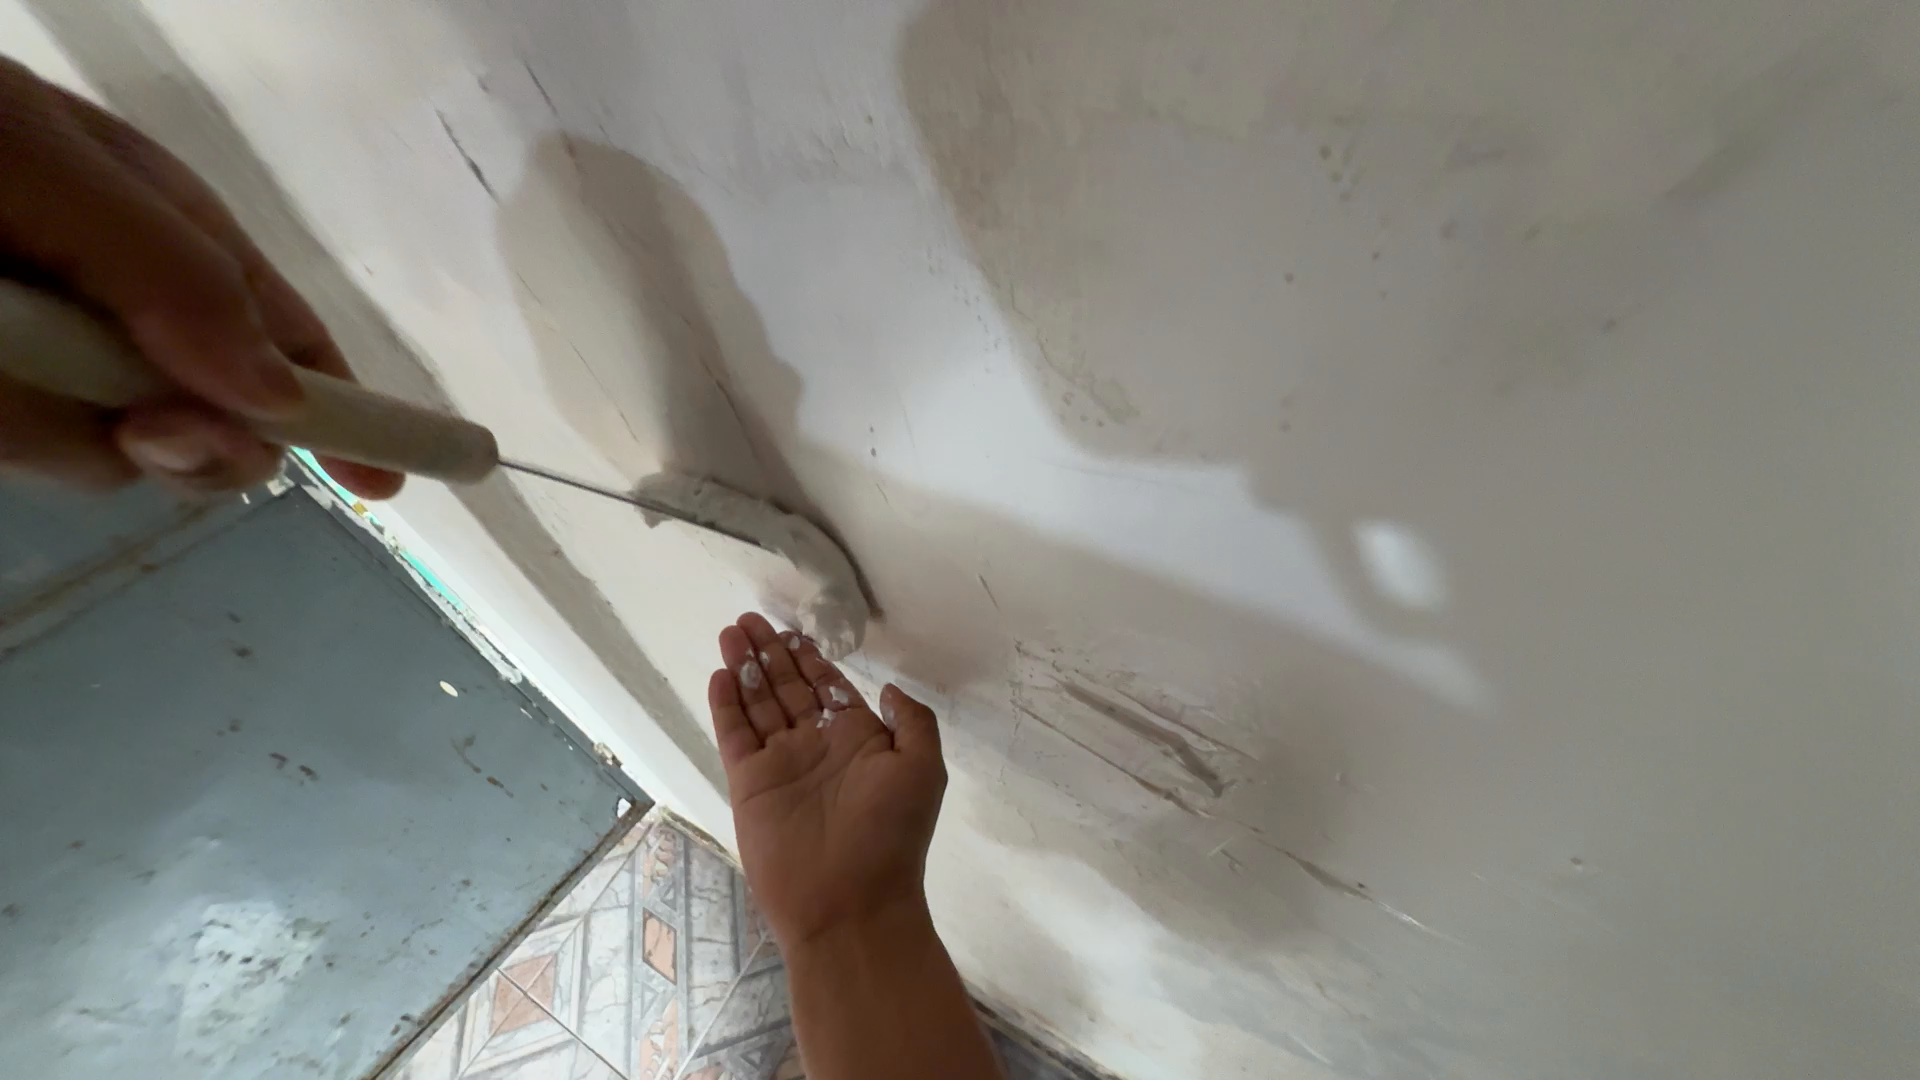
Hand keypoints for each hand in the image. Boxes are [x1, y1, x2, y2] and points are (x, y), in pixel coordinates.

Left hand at [0, 57, 400, 497]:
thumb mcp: (37, 160)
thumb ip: (175, 275)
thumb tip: (283, 401)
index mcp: (170, 247)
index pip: (298, 351)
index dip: (354, 421)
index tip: (382, 489)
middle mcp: (124, 314)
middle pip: (225, 422)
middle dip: (205, 443)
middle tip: (156, 435)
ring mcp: (45, 364)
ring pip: (111, 454)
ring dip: (61, 437)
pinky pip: (18, 449)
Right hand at [707, 612, 946, 947]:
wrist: (850, 903)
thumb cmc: (891, 832)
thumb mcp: (923, 768)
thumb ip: (913, 721)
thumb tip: (889, 688)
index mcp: (858, 738)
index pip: (828, 686)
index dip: (810, 658)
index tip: (792, 631)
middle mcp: (817, 744)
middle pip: (789, 686)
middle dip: (772, 653)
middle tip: (751, 620)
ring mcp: (782, 763)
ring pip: (760, 703)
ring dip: (747, 668)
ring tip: (732, 633)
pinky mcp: (750, 783)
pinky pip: (736, 735)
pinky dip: (728, 705)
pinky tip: (722, 675)